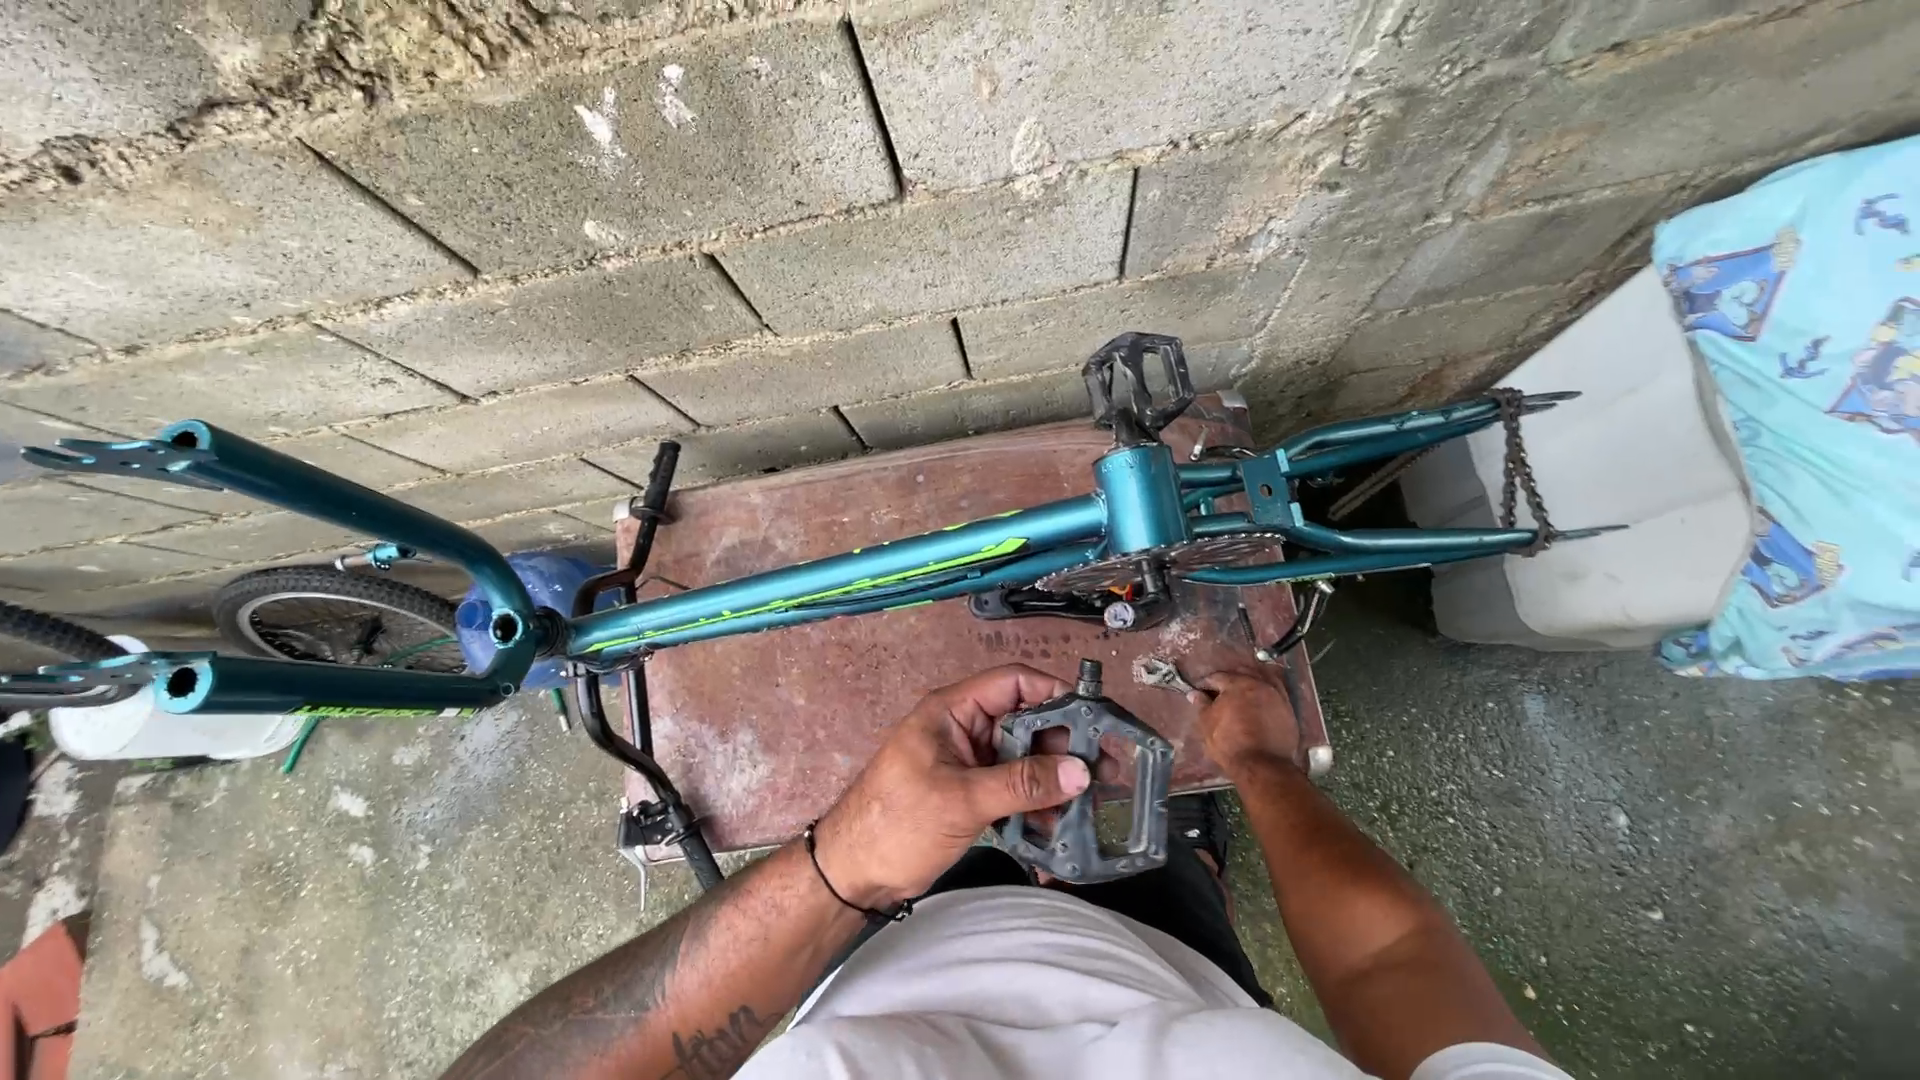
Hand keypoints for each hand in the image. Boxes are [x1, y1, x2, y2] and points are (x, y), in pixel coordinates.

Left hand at [813, 665, 1090, 907]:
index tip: (1093, 719)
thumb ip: (1022, 783)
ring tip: (1086, 805)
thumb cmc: (896, 823)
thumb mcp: (961, 799)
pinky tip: (1056, 827)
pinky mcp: (972, 794)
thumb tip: (1079, 771)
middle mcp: (964, 729)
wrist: (854, 874)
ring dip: (1052, 781)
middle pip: (1026, 722)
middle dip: (1063, 745)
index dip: (1054, 694)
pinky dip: (1034, 804)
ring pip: (1024, 759)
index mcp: (953, 711)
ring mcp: (969, 763)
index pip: (1013, 683)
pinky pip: (1013, 788)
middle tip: (1102, 770)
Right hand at [1190, 669, 1300, 776]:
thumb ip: (1202, 705)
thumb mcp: (1208, 724)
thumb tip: (1194, 693)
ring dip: (1251, 683)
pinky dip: (1267, 694)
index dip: (1207, 683)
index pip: (1218, 677)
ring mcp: (1277, 696)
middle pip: (1243, 674)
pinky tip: (1260, 702)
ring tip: (1242, 694)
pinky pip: (1277, 694)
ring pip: (1263, 680)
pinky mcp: (1289, 710)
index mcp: (1237, 684)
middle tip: (1221, 690)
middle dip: (1231, 679)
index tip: (1200, 690)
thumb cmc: (1229, 743)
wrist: (1263, 765)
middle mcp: (1259, 684)